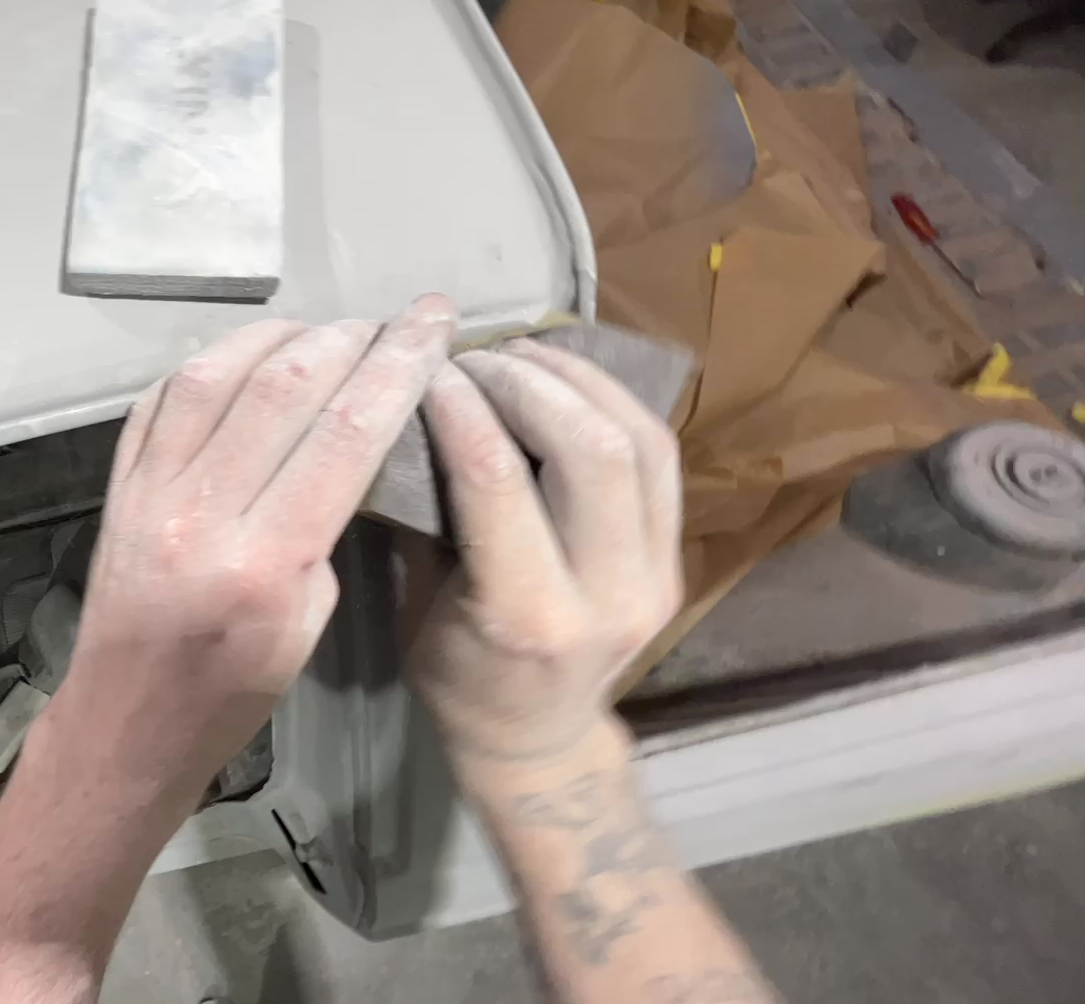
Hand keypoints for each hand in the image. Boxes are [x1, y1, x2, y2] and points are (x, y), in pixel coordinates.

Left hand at [49, 296, 457, 801]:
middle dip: (347, 338)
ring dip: (275, 337)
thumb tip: (342, 444)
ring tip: (320, 330)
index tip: (433, 322)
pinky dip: (207, 364)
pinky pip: (158, 399)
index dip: (398, 365)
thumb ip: (322, 528)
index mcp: (261, 563)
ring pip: (212, 376)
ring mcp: (147, 491)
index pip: (345, 434)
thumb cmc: (230, 692)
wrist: (124, 716)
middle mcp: (199, 512)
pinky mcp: (116, 484)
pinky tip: (243, 355)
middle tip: (385, 321)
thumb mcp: (308, 625)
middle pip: (281, 389)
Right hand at [398, 336, 682, 763]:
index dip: (460, 409)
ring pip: (640, 446)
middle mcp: (607, 595)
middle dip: (526, 383)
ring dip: (578, 381)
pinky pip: (659, 460)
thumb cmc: (454, 681)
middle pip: (590, 452)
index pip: (498, 481)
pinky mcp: (675, 561)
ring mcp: (656, 578)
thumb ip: (425, 521)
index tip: (426, 371)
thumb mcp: (415, 609)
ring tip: (521, 352)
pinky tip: (567, 379)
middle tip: (473, 358)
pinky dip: (614, 404)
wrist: (536, 737)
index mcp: (523, 616)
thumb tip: (413, 428)